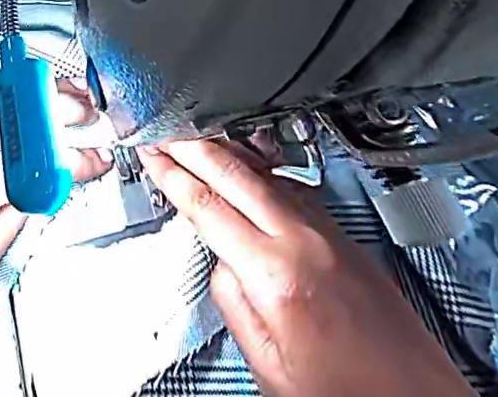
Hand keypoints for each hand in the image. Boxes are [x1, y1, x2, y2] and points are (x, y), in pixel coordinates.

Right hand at [143, 140, 472, 396]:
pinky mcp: (346, 236)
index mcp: (275, 275)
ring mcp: (329, 232)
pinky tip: (245, 168)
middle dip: (191, 145)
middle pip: (233, 171)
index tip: (152, 155)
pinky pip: (290, 186)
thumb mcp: (270, 364)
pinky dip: (257, 168)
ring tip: (195, 139)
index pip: (206, 205)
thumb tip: (220, 259)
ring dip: (223, 150)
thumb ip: (233, 300)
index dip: (171, 174)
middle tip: (164, 133)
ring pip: (263, 171)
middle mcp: (303, 241)